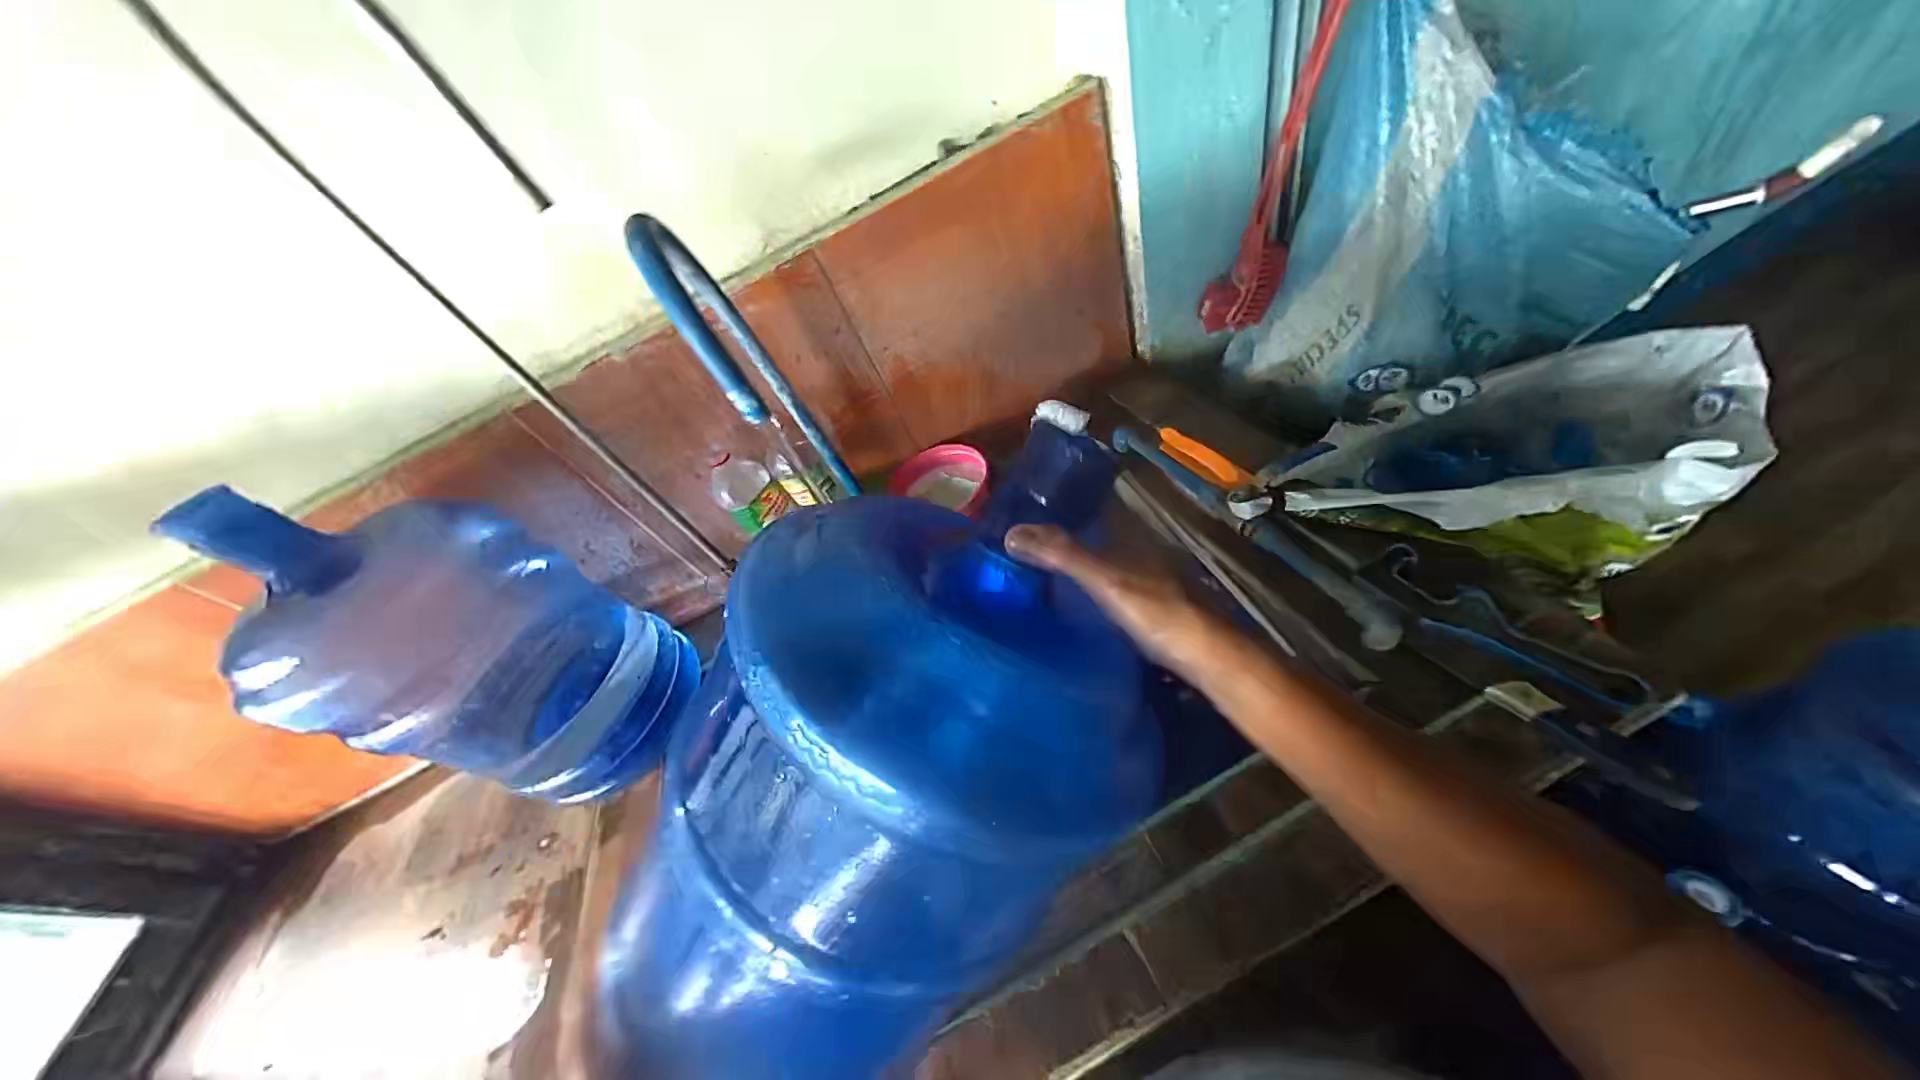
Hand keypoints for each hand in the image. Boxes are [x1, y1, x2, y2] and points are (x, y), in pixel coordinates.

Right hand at [1004, 524, 1228, 671]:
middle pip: (1102, 537)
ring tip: (1050, 576)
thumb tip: (1012, 532)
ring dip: (1086, 565)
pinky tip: (1083, 607)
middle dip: (1073, 538)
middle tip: (1033, 547)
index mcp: (1133, 538)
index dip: (1069, 507)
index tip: (1036, 512)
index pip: (1097, 510)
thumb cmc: (1155, 612)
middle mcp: (1145, 552)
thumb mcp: (1104, 581)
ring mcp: (1154, 581)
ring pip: (1112, 563)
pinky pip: (1118, 589)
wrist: (1206, 657)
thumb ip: (1062, 556)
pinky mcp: (1158, 609)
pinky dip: (1098, 591)